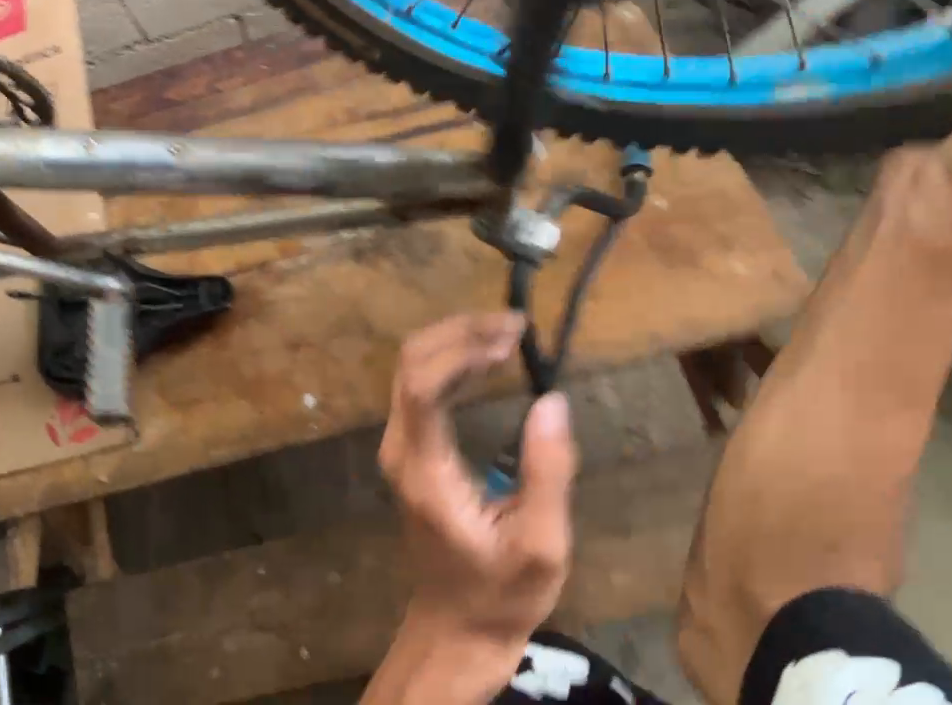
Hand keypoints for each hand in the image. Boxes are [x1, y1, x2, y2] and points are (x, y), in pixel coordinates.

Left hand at [378, 312, 579, 648]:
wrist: (456, 625)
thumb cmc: (501, 593)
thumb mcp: (540, 545)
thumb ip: (546, 472)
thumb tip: (552, 401)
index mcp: (424, 470)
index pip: (421, 386)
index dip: (461, 348)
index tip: (512, 335)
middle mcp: (399, 448)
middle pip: (410, 364)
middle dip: (460, 333)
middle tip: (516, 326)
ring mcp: (399, 446)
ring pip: (411, 369)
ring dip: (456, 342)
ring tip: (509, 334)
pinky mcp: (409, 448)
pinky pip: (419, 387)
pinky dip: (451, 362)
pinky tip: (488, 358)